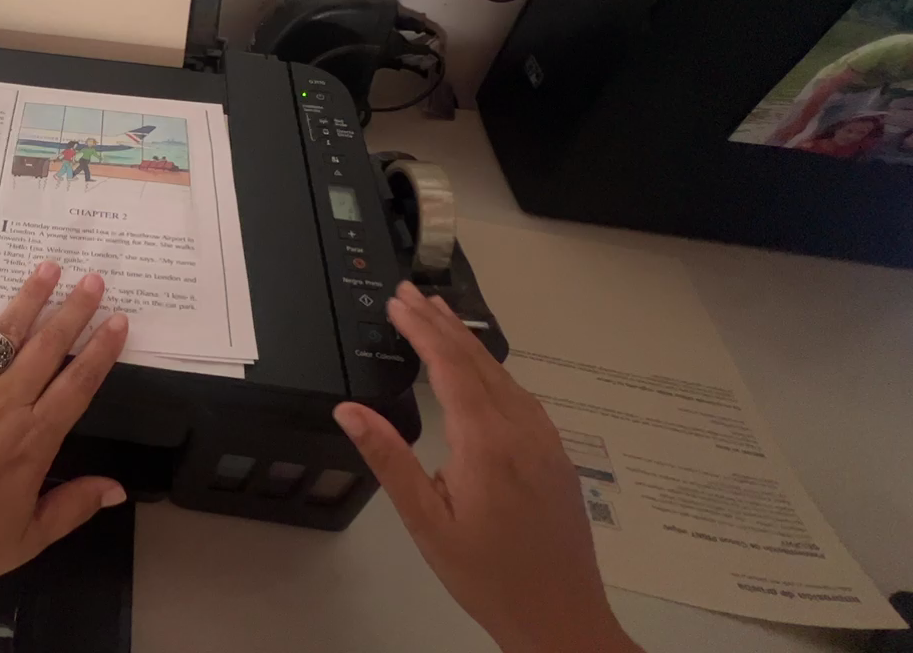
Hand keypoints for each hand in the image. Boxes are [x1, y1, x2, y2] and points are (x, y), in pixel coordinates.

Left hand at [0, 262, 130, 652]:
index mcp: (33, 438)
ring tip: (46, 268)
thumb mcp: (27, 538)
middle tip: (92, 280)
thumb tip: (117, 489)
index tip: (119, 320)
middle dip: (74, 310)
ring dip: (27, 298)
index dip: (102, 350)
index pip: (78, 383)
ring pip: (3, 334)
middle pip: (47, 346)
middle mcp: (4, 402)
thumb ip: (72, 506)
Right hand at [333, 283, 640, 652]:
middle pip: (477, 360)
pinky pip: (519, 393)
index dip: (421, 329)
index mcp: (486, 443)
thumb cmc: (485, 573)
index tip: (396, 302)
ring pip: (502, 373)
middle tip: (409, 291)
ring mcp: (545, 441)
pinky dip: (490, 365)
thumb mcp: (425, 520)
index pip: (450, 367)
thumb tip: (347, 409)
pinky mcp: (555, 455)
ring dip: (466, 339)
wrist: (565, 622)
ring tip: (437, 313)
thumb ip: (388, 457)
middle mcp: (521, 431)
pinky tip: (478, 365)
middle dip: (440, 323)